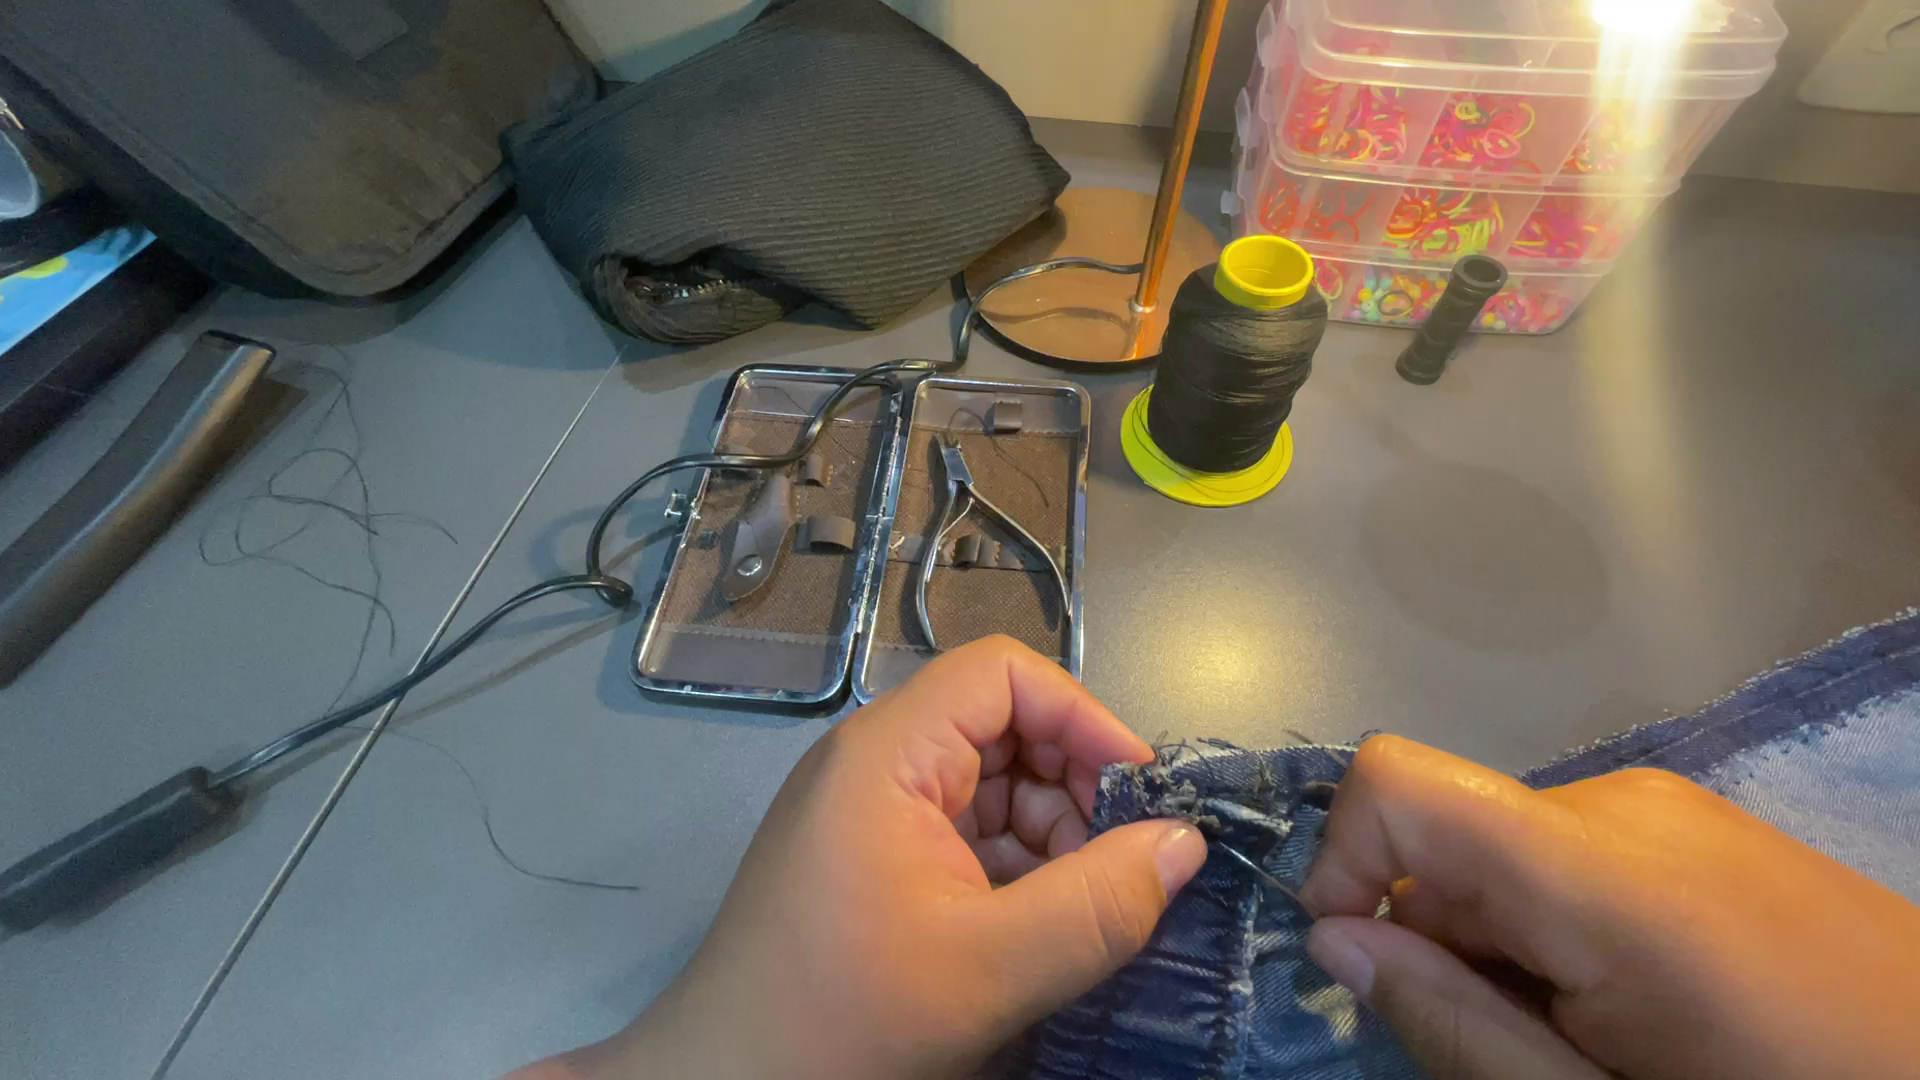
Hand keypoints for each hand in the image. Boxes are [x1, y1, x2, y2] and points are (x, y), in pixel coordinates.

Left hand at [513, 636, 1206, 1079]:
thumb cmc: (840, 1020)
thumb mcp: (986, 971)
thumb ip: (1097, 907)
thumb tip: (1185, 843)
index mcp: (889, 751)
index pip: (1000, 674)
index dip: (1079, 714)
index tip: (1137, 789)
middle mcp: (881, 756)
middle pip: (1002, 722)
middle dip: (1072, 782)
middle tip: (1122, 860)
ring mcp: (879, 801)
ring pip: (995, 778)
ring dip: (1051, 830)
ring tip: (1080, 903)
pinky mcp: (883, 846)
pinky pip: (971, 824)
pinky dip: (1017, 860)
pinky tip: (1036, 918)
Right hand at [1300, 735, 1919, 1079]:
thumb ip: (1459, 1028)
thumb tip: (1331, 940)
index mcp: (1605, 870)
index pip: (1397, 780)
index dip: (1342, 852)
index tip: (1353, 949)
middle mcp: (1621, 803)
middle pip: (1447, 832)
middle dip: (1436, 931)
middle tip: (1517, 1044)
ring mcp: (1670, 808)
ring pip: (1500, 849)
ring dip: (1495, 937)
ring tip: (1590, 1036)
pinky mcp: (1700, 826)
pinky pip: (1562, 854)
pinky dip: (1551, 924)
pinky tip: (1636, 1004)